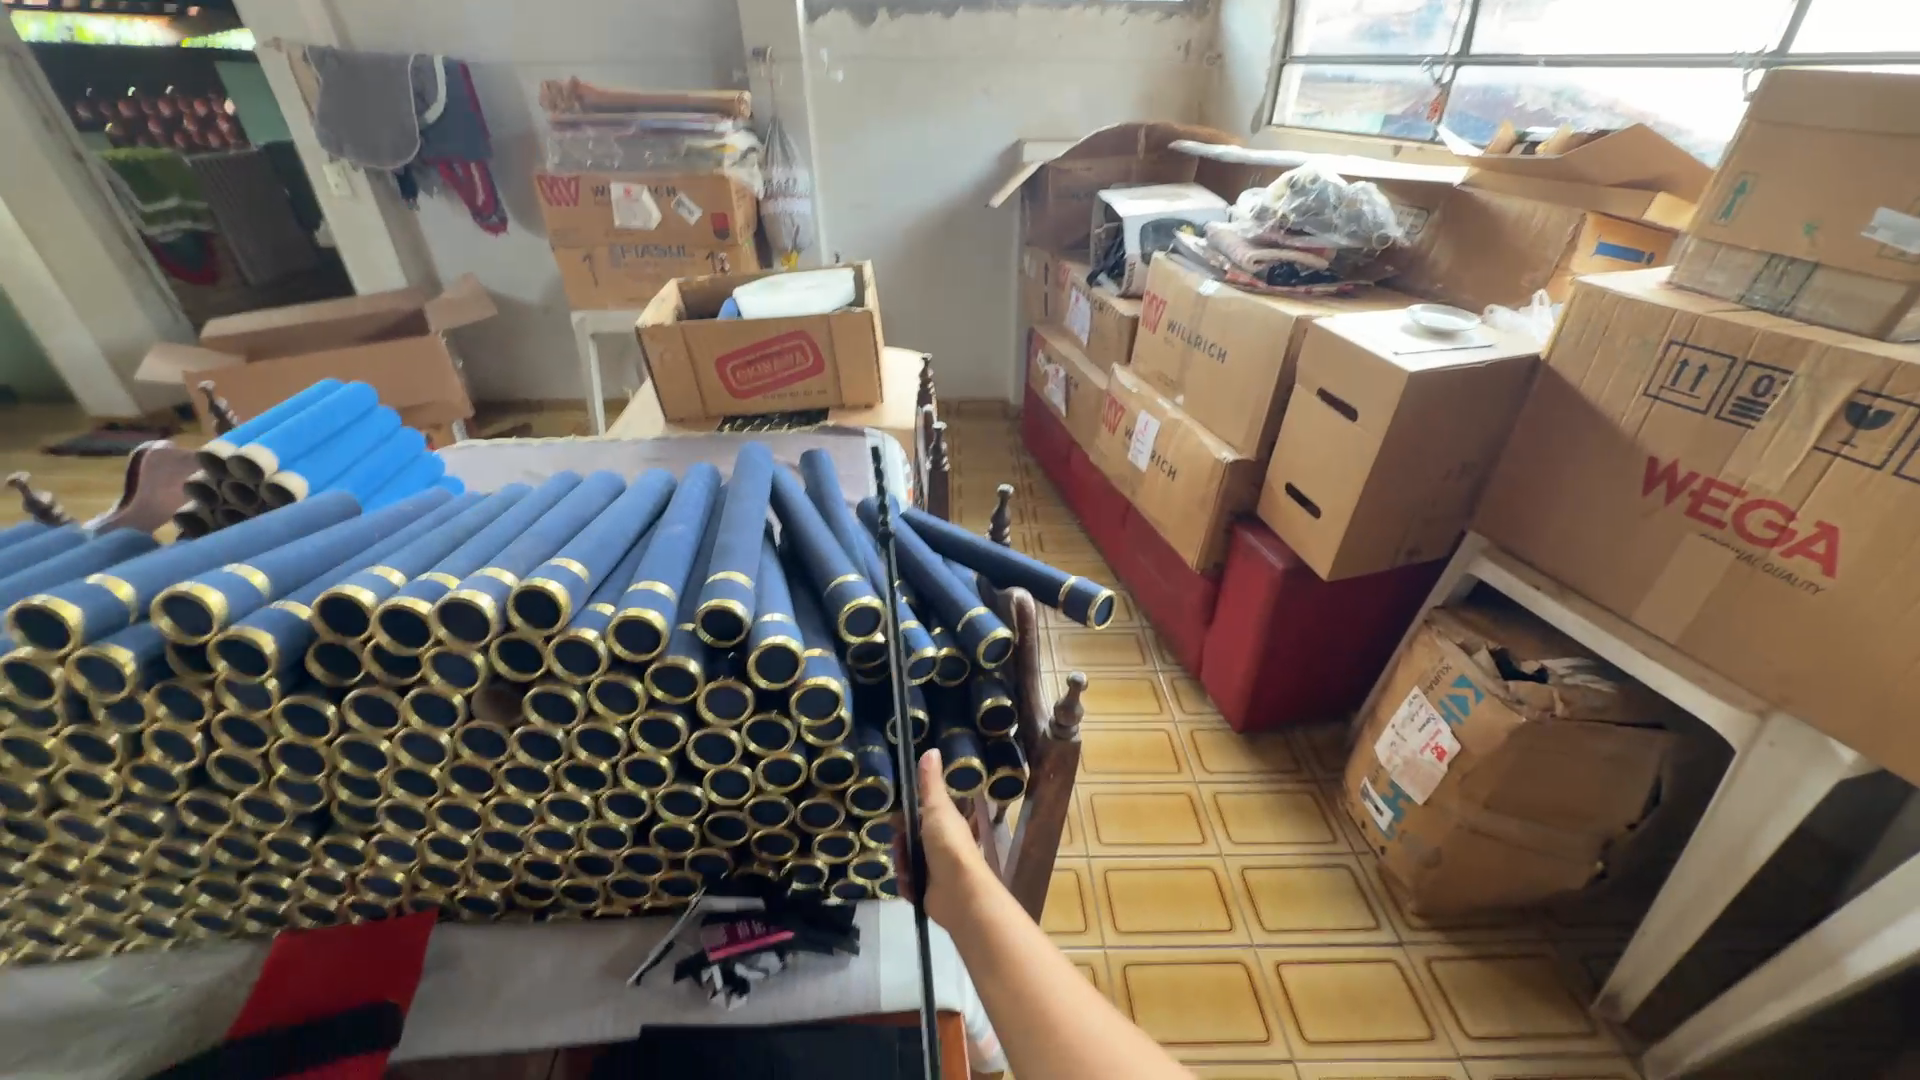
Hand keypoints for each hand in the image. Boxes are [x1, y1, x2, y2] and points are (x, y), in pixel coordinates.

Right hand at [893, 748, 998, 930]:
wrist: (959, 891)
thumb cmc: (948, 844)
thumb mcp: (937, 808)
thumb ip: (930, 782)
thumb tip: (932, 749)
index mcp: (942, 823)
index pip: (916, 817)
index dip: (903, 820)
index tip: (895, 823)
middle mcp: (938, 844)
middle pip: (907, 841)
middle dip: (900, 847)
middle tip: (903, 850)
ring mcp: (934, 868)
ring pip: (905, 863)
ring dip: (902, 867)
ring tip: (909, 871)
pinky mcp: (928, 890)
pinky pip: (907, 884)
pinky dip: (906, 885)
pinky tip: (911, 886)